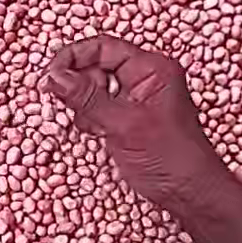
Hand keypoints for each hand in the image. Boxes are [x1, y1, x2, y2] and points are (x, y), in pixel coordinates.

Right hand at [39, 36, 230, 214]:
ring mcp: (134, 99)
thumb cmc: (172, 159)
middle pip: (95, 66)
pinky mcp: (126, 118)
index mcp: (151, 69)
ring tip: (95, 126)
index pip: (103, 47)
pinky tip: (98, 134)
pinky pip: (96, 108)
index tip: (51, 75)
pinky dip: (90, 119)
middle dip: (79, 86)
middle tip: (73, 107)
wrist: (190, 194)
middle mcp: (143, 78)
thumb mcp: (123, 124)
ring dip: (84, 106)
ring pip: (93, 88)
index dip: (73, 57)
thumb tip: (55, 77)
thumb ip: (86, 98)